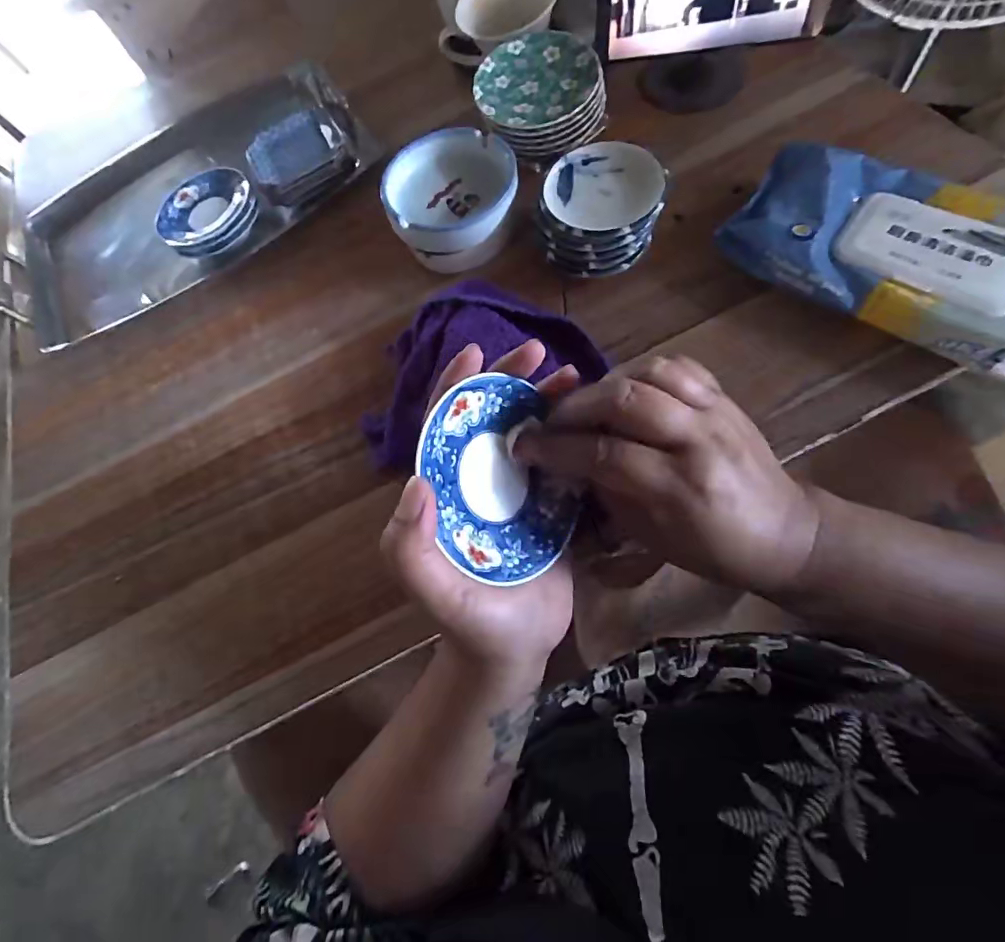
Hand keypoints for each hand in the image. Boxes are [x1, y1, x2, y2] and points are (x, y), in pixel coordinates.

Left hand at [381, 341, 580, 674]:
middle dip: (507, 380)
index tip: (476, 352)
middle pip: (487, 418)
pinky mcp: (547, 508)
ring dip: (545, 400)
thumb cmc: (465, 621)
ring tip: (572, 375)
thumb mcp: (431, 589)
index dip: (454, 388)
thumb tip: (416, 483)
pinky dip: (573, 436)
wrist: (511, 653)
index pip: (442, 426)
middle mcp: (475, 482)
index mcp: (443, 489)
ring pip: (526, 433)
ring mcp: (513, 493)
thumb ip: (410, 545)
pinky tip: (594, 417)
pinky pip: (559, 462)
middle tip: (538, 352)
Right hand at [513, 354, 822, 594]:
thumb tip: (566, 462)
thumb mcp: (651, 536)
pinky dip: (641, 372)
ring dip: (605, 384)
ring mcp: (716, 412)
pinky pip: (676, 366)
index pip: (603, 453)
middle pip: (623, 401)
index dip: (556, 447)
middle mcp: (698, 441)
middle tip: (548, 420)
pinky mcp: (725, 397)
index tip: (524, 447)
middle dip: (573, 407)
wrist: (786, 533)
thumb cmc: (712, 548)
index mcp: (680, 487)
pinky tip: (625, 388)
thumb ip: (607, 492)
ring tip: (585, 404)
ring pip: (648, 373)